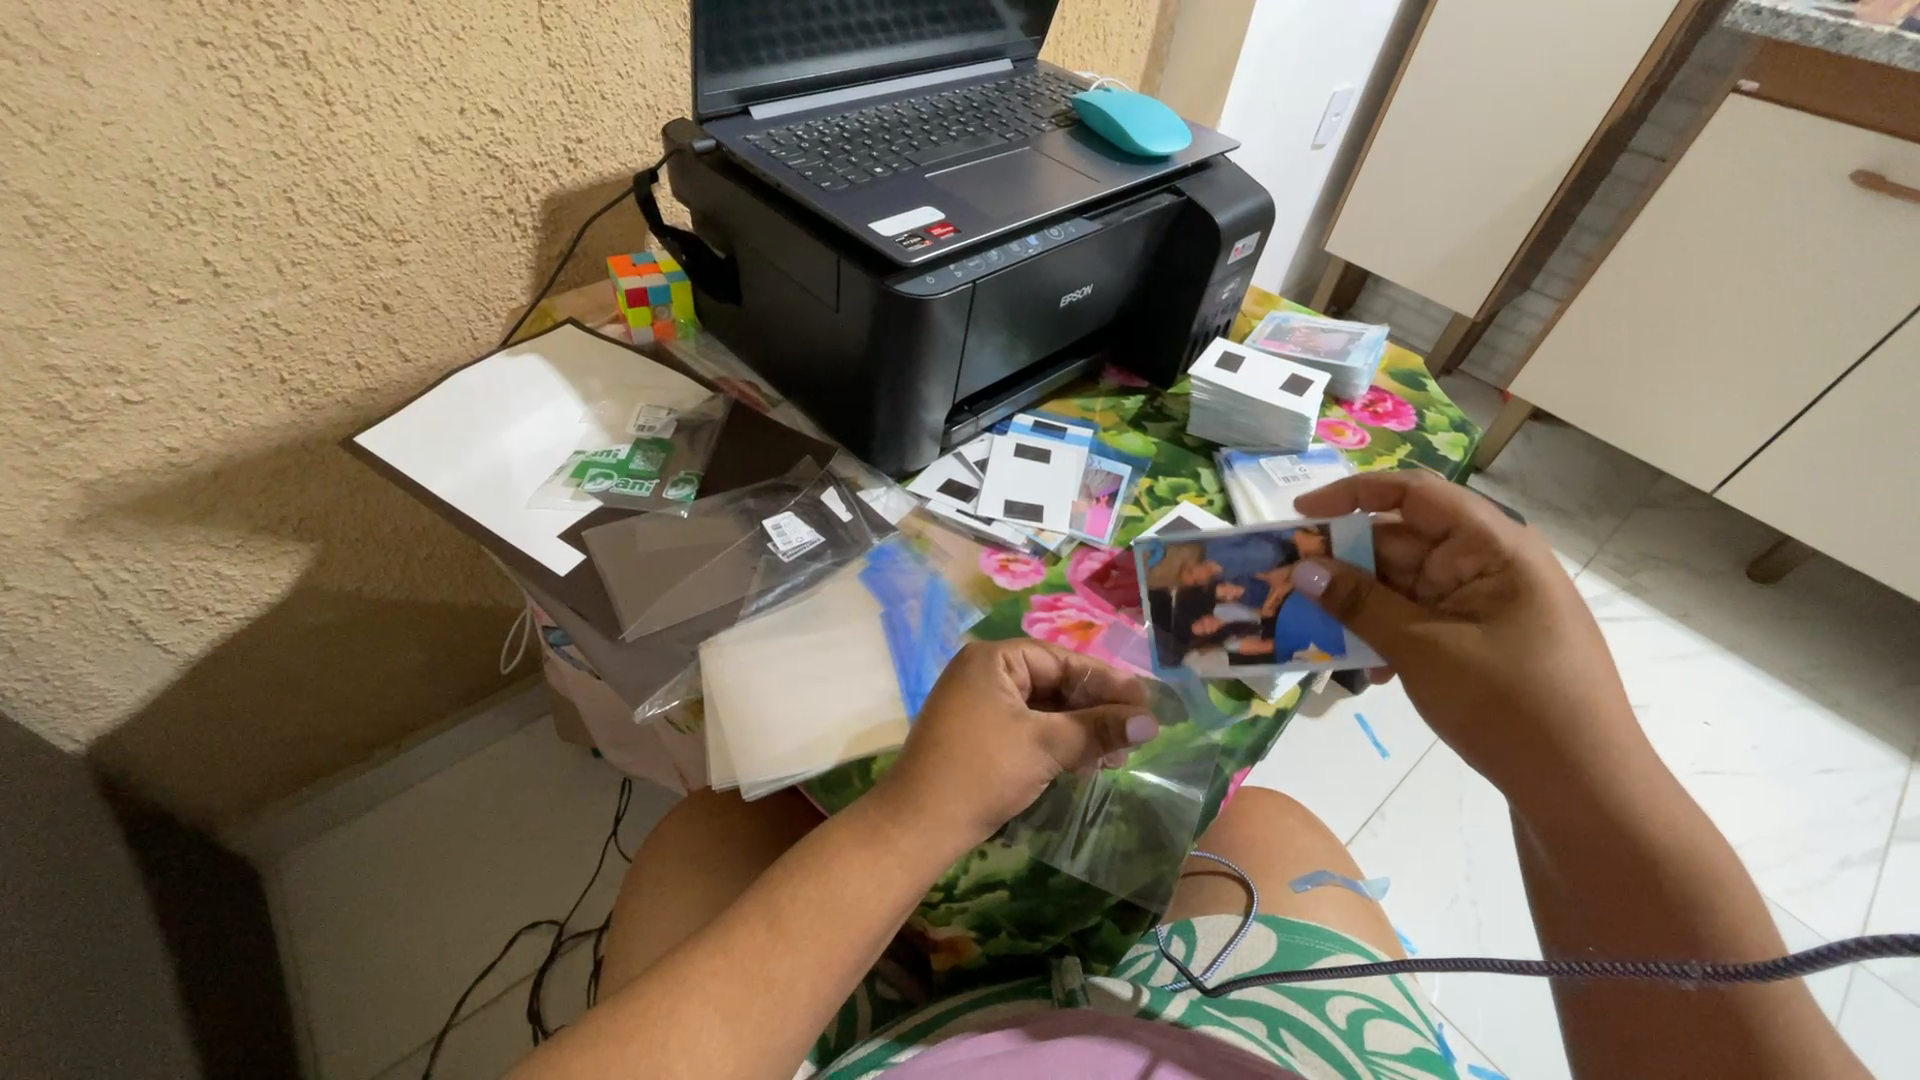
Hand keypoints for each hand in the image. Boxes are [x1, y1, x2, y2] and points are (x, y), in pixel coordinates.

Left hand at [871, 640, 1156, 847]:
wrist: (919, 825)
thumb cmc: (982, 771)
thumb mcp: (1046, 746)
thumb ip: (1098, 729)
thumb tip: (1151, 721)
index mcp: (993, 659)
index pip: (1062, 660)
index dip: (1107, 682)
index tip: (1146, 702)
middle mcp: (983, 673)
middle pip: (1054, 683)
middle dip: (1096, 710)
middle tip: (1137, 732)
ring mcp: (979, 704)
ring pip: (1044, 709)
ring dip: (1080, 730)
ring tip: (1117, 756)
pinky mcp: (980, 734)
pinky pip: (1028, 727)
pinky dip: (1057, 742)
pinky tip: (1086, 763)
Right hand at [1291, 471, 1643, 796]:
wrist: (1584, 788)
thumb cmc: (1510, 704)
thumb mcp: (1422, 648)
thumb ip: (1359, 603)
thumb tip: (1302, 568)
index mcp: (1492, 547)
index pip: (1414, 494)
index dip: (1352, 495)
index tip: (1299, 514)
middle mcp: (1488, 563)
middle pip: (1400, 541)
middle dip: (1343, 561)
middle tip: (1288, 584)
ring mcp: (1483, 601)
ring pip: (1401, 584)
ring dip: (1357, 604)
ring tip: (1310, 627)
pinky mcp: (1477, 636)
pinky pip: (1415, 617)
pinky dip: (1383, 631)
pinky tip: (1363, 667)